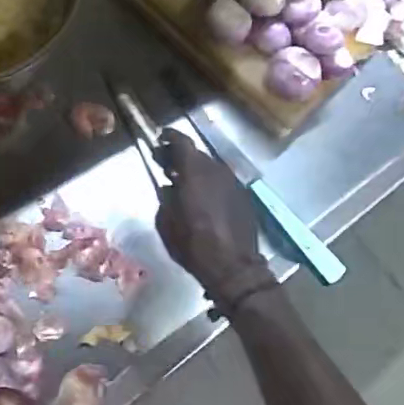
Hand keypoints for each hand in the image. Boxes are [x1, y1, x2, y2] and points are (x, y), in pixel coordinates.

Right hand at [155, 129, 274, 307]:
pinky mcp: (243, 196)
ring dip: (197, 170)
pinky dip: (211, 183)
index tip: (160, 138)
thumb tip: (168, 187)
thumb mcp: (167, 222)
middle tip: (167, 165)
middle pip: (197, 154)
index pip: (182, 141)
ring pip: (211, 167)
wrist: (234, 268)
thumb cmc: (194, 244)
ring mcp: (233, 182)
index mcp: (195, 172)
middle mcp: (216, 170)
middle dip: (181, 156)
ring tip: (185, 183)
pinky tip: (204, 199)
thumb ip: (165, 197)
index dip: (170, 136)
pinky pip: (223, 182)